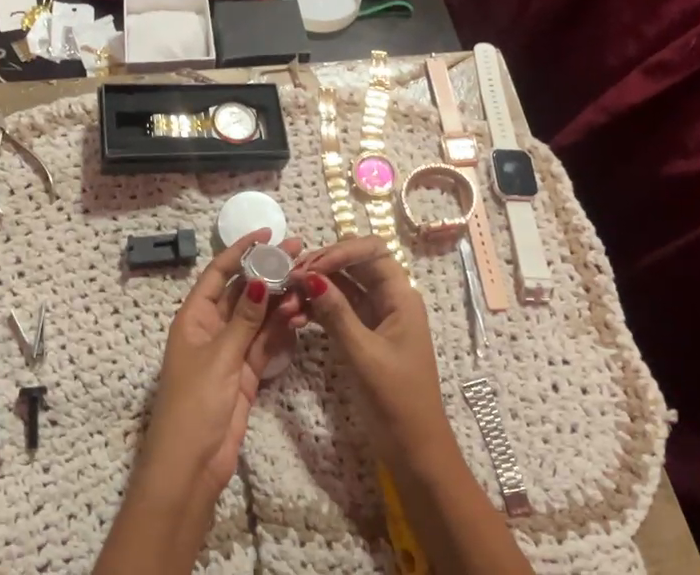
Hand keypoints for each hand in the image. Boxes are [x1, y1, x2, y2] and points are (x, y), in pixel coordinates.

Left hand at [140, 230, 303, 491]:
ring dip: (279, 300)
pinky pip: (265, 342)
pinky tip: (301, 314)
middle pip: (242, 291)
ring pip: (258, 316)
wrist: (192, 464)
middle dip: (268, 272)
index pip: (218, 273)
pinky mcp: (246, 373)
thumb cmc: (194, 404)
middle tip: (300, 253)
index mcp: (193, 317)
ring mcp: (230, 350)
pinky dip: (281, 329)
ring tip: (307, 282)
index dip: (240, 251)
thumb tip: (258, 280)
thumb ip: (244, 320)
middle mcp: (211, 328)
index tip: (267, 233)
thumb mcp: (219, 357)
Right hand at [291, 235, 448, 450]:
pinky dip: (316, 310)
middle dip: (321, 268)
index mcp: (401, 296)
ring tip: (286, 302)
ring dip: (313, 290)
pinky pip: (336, 310)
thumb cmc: (396, 399)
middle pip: (353, 265)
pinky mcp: (361, 336)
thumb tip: (308, 276)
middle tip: (288, 280)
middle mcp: (389, 299)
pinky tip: (294, 318)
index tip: (309, 266)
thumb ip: (336, 313)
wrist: (413, 448)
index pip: (372, 251)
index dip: (340, 251)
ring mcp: (374, 317)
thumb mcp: (363, 354)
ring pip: (341, 288)